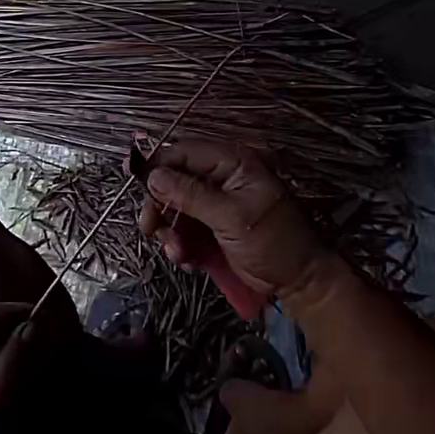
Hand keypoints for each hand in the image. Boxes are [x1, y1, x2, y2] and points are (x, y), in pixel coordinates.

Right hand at [139, 140, 332, 300]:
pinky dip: (180, 243)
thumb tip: (154, 176)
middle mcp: (221, 177)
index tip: (136, 182)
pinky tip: (187, 258)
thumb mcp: (232, 217)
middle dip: (160, 204)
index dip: (158, 165)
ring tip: (177, 252)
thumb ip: (191, 195)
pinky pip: (184, 227)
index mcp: (233, 162)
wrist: (299, 281)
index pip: (185, 152)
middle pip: (174, 179)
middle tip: (150, 227)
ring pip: (174, 206)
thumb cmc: (275, 242)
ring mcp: (215, 202)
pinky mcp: (212, 225)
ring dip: (169, 229)